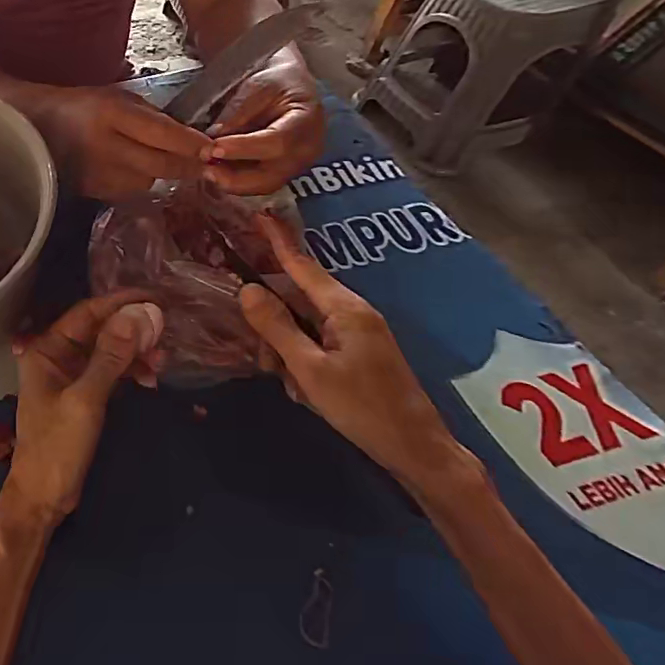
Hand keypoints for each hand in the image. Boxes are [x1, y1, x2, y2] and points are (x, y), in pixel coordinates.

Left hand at [1, 291, 163, 525]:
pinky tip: (150, 378)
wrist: (44, 498)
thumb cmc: (57, 447)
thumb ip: (113, 356)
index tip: (155, 299)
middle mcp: (56, 355)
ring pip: (108, 350)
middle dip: (132, 329)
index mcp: (46, 348)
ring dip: (135, 352)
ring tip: (163, 360)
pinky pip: (110, 371)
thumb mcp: (87, 399)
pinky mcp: (83, 394)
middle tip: (166, 332)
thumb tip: (142, 313)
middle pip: (99, 330)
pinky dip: (130, 371)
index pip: (87, 313)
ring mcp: (69, 375)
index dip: (121, 304)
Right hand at [34, 87, 211, 200]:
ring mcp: (97, 173)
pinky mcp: (92, 191)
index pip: (162, 133)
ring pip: (149, 181)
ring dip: (161, 172)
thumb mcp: (119, 98)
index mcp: (111, 113)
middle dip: (188, 165)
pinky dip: (138, 181)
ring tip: (154, 157)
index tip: (214, 149)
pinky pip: (131, 190)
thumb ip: (155, 117)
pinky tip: (128, 168)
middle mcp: (105, 145)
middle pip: (161, 164)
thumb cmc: (83, 106)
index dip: (191, 144)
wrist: (38, 126)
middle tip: (206, 163)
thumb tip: (194, 139)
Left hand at [203, 56, 325, 194]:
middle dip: (235, 177)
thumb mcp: (258, 86)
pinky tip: (216, 173)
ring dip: (233, 183)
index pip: (276, 142)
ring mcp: (297, 166)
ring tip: (207, 171)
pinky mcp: (284, 172)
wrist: (290, 86)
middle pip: (272, 175)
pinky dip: (237, 182)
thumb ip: (239, 112)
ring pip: (264, 186)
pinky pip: (260, 184)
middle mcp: (306, 151)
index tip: (213, 148)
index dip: (243, 148)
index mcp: (306, 122)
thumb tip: (215, 136)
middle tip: (205, 168)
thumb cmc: (275, 82)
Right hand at [240, 211, 471, 487]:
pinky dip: (302, 359)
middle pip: (296, 297)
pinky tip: (304, 390)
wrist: (418, 451)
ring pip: (303, 322)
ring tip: (291, 384)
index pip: (301, 263)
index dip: (277, 239)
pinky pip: (316, 340)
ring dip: (286, 348)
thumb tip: (246, 288)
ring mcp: (357, 331)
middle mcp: (351, 311)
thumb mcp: (309, 369)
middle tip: (264, 358)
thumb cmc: (363, 408)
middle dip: (273, 323)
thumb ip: (276, 326)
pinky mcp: (357, 350)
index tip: (259, 213)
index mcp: (344, 308)